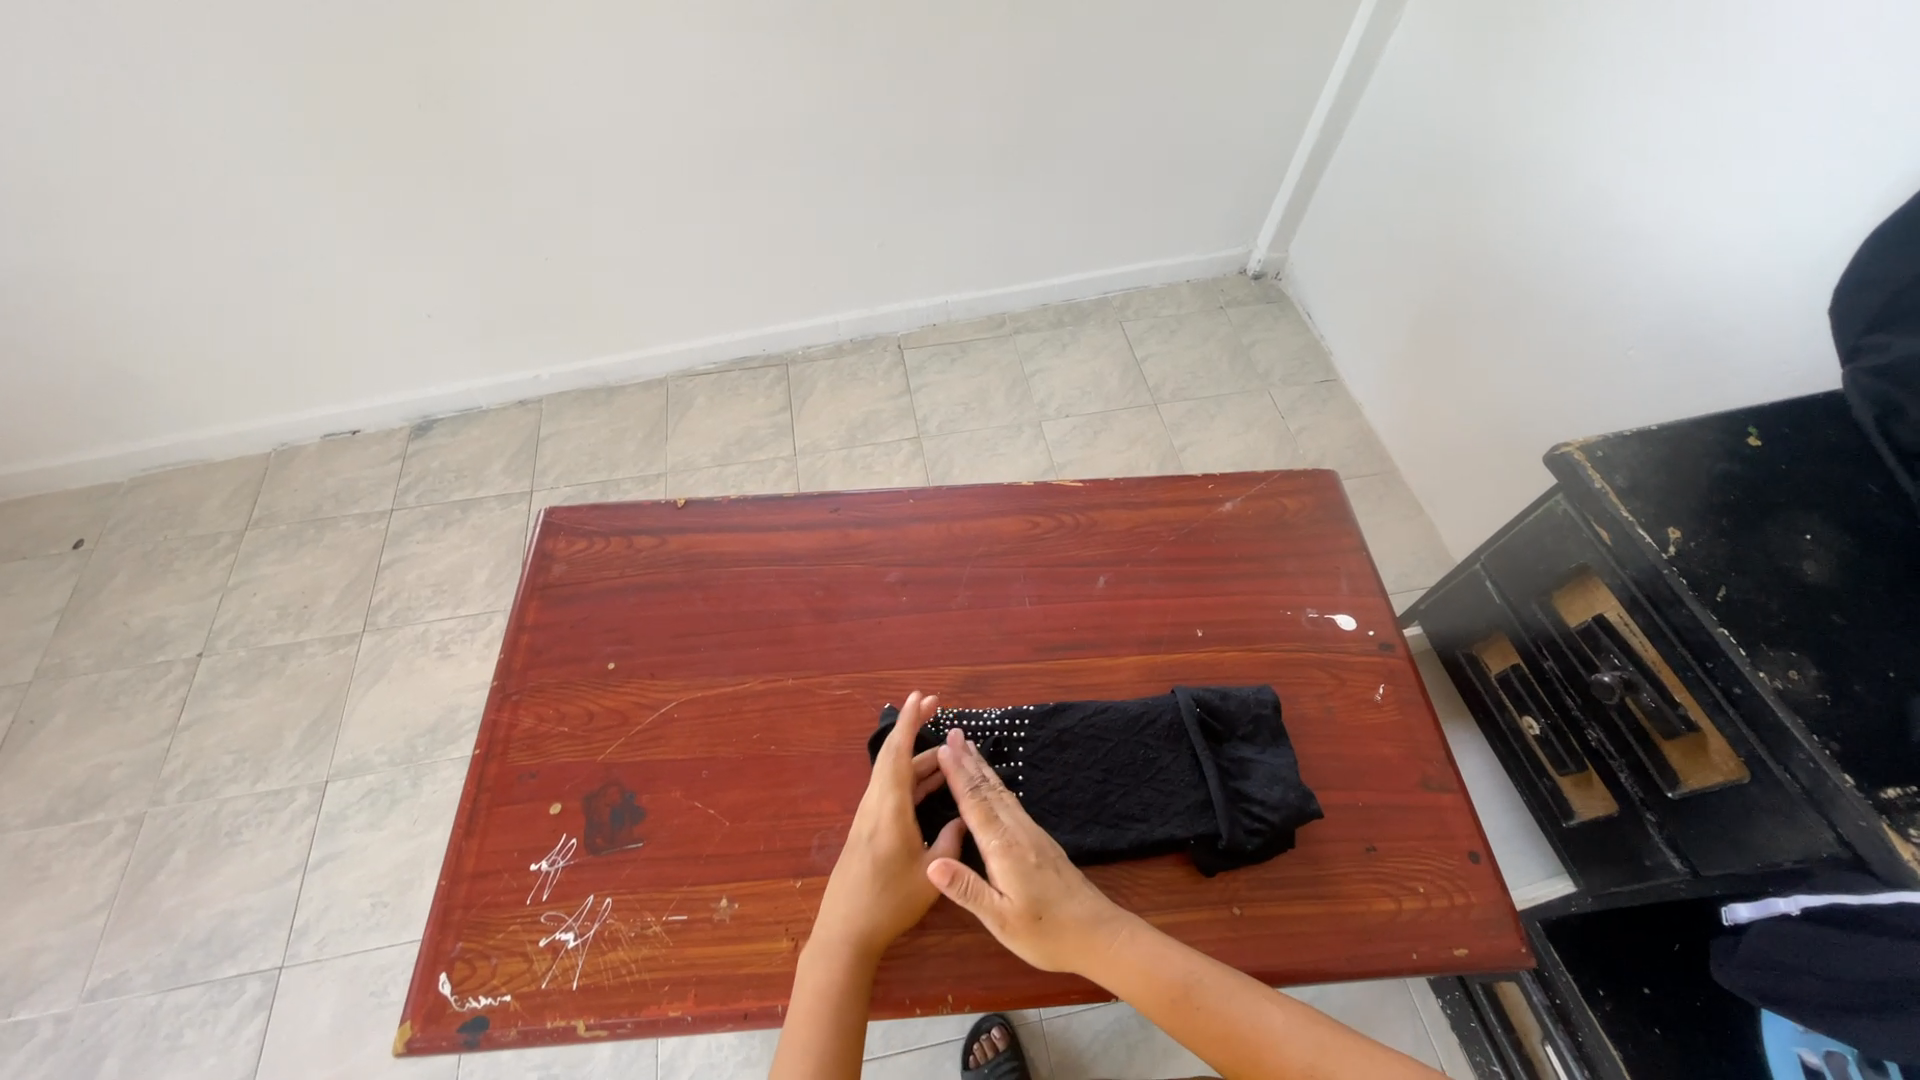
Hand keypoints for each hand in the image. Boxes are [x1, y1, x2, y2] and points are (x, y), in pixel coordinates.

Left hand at [812, 691, 964, 961]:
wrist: (845, 931)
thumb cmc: (889, 903)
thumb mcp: (930, 875)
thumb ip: (950, 842)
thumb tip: (962, 818)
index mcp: (889, 810)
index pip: (897, 753)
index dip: (909, 722)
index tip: (921, 696)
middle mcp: (875, 805)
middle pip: (894, 756)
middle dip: (914, 728)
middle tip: (937, 707)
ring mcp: (869, 816)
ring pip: (894, 775)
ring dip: (918, 758)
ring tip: (948, 752)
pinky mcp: (869, 828)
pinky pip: (892, 790)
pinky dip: (912, 778)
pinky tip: (931, 783)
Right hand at [926, 727, 1136, 973]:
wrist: (1098, 934)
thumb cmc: (1046, 933)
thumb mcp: (1001, 920)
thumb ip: (967, 890)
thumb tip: (931, 863)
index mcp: (1003, 848)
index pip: (975, 803)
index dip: (957, 774)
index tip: (943, 747)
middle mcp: (1018, 832)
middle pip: (989, 789)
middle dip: (969, 761)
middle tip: (954, 733)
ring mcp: (1032, 834)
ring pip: (1002, 794)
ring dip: (983, 769)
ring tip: (970, 749)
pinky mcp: (1041, 841)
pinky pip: (1012, 803)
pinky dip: (996, 786)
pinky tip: (994, 786)